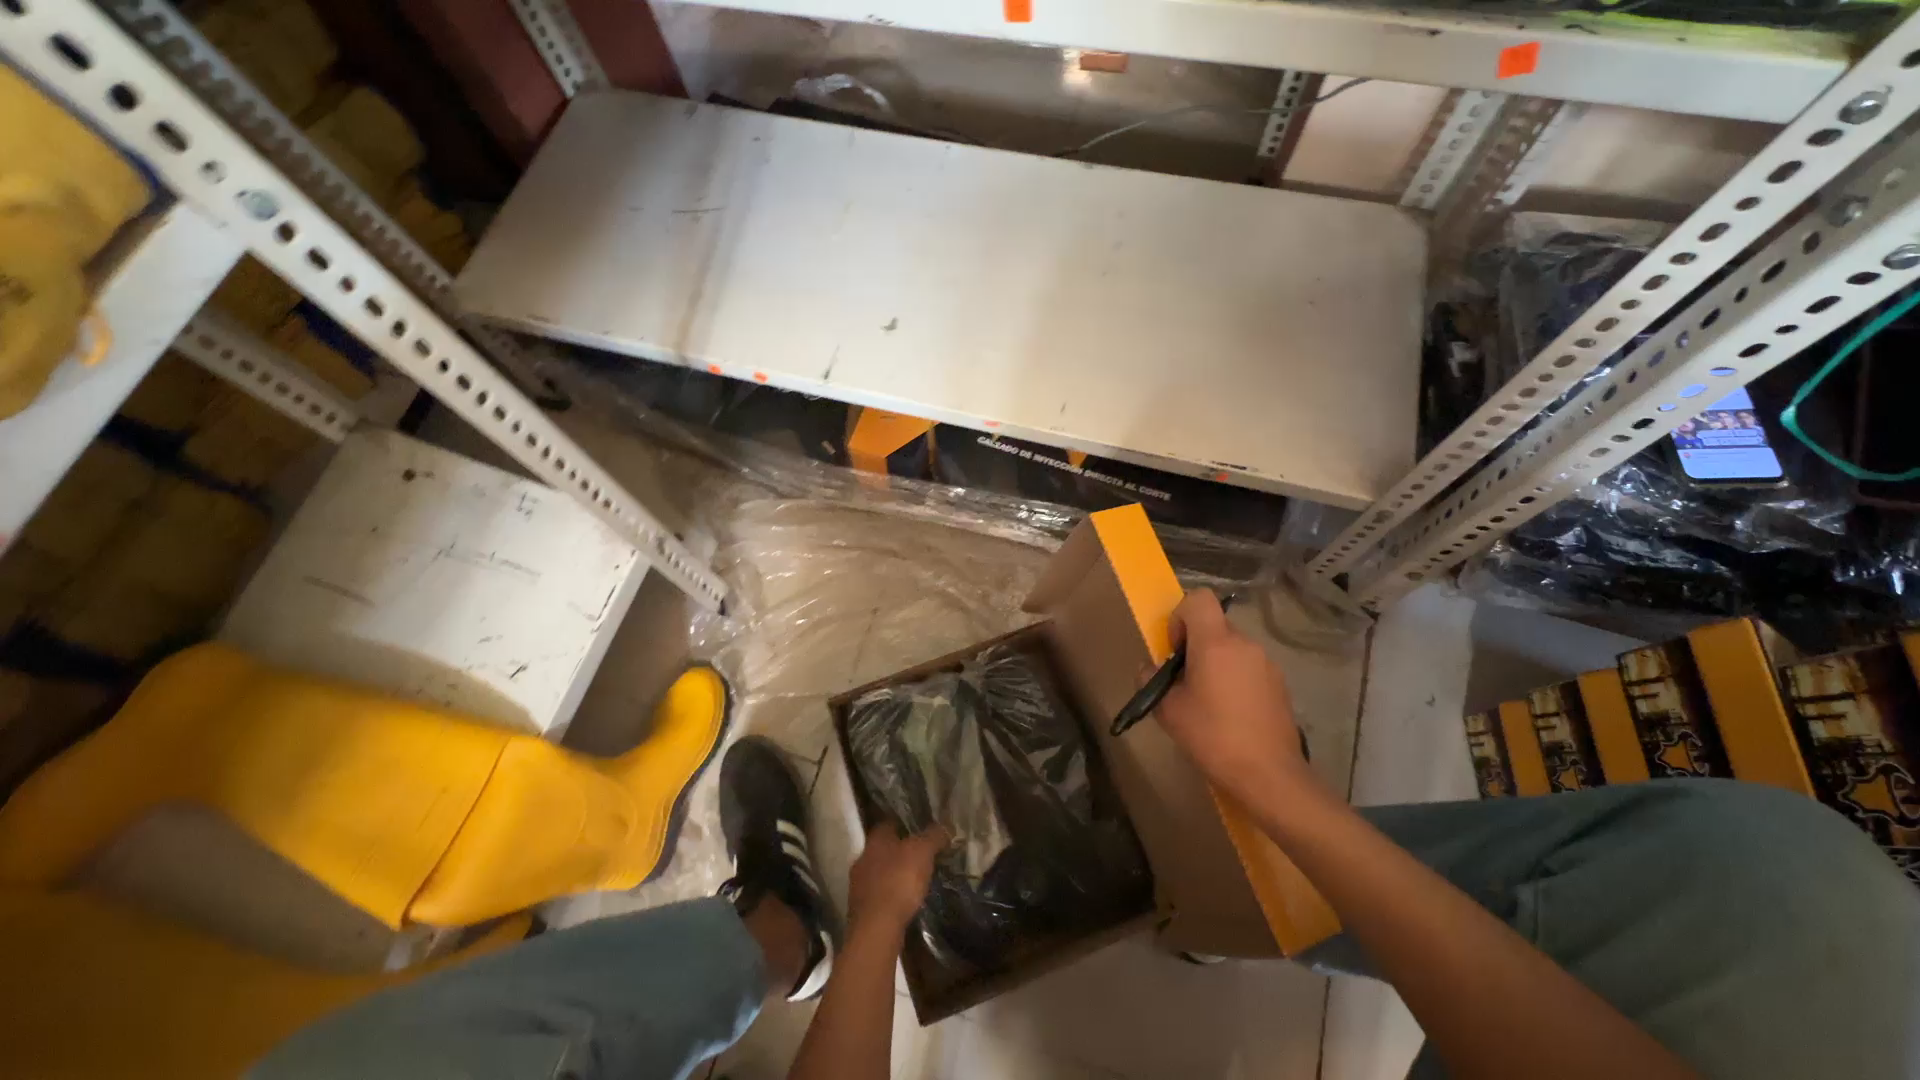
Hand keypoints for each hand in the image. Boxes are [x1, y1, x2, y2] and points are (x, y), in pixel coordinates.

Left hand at [847, 824, 947, 936]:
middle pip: (884, 848)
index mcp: (875, 840)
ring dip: (896, 874)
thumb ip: (933, 836)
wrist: (877, 928)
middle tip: (923, 855)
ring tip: (917, 879)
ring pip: (880, 871)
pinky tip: (906, 901)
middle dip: (901, 850)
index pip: (889, 822)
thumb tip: (946, 826)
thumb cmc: (899, 881)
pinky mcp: (861, 908)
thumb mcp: (922, 852)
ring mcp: (859, 884)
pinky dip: (892, 894)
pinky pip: (880, 894)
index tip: (922, 828)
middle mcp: (862, 858)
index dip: (906, 823)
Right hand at [1154, 589, 1315, 806]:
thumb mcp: (1169, 711)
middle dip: (1196, 645)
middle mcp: (1245, 644)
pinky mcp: (1279, 684)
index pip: (1199, 598)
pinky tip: (1231, 716)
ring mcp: (1267, 663)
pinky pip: (1248, 668)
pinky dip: (1235, 679)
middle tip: (1185, 682)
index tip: (1175, 649)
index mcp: (1216, 643)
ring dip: (1216, 664)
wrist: (1269, 775)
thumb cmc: (1213, 737)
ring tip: (1208, 703)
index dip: (1180, 616)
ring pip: (1232, 648)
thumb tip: (1149, 669)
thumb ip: (1152, 681)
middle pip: (1215, 625)